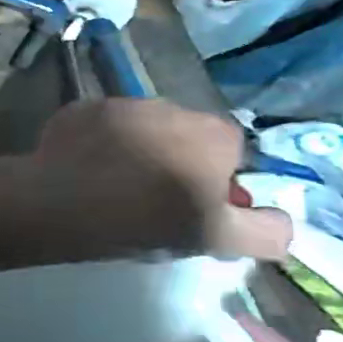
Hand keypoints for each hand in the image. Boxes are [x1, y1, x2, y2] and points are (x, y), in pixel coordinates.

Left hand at [20, 99, 292, 263]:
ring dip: (137, 146)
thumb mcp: (216, 238)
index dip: (217, 178)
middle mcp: (169, 106)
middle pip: (185, 133)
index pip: (232, 150)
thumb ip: (266, 230)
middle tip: (151, 196)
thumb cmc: (142, 221)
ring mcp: (118, 103)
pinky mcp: (77, 108)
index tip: (194, 204)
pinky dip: (98, 141)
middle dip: (177, 157)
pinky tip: (84, 169)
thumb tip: (284, 221)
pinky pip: (100, 124)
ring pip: (141, 126)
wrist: (57, 204)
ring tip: (114, 183)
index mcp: (212, 133)